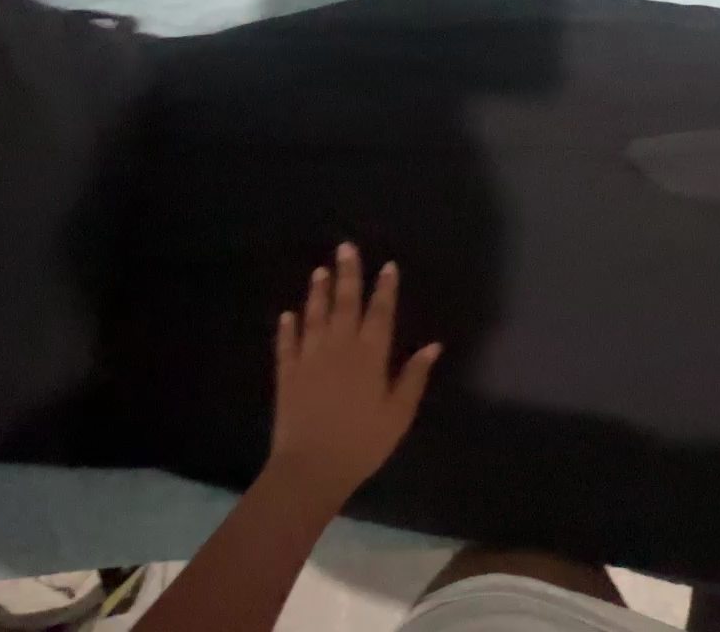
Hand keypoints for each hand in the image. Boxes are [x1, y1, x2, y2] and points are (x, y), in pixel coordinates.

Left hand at [266, 243, 440, 505]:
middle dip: (347, 275)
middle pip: (345, 304)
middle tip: (345, 248)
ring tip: (320, 272)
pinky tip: (287, 315)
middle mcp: (339, 349)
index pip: (380, 313)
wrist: (310, 470)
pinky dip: (287, 329)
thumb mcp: (399, 413)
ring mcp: (309, 360)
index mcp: (370, 356)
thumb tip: (433, 346)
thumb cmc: (362, 442)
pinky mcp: (287, 376)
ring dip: (318, 293)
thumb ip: (414, 376)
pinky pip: (286, 346)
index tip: (387, 266)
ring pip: (314, 318)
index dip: (385, 288)